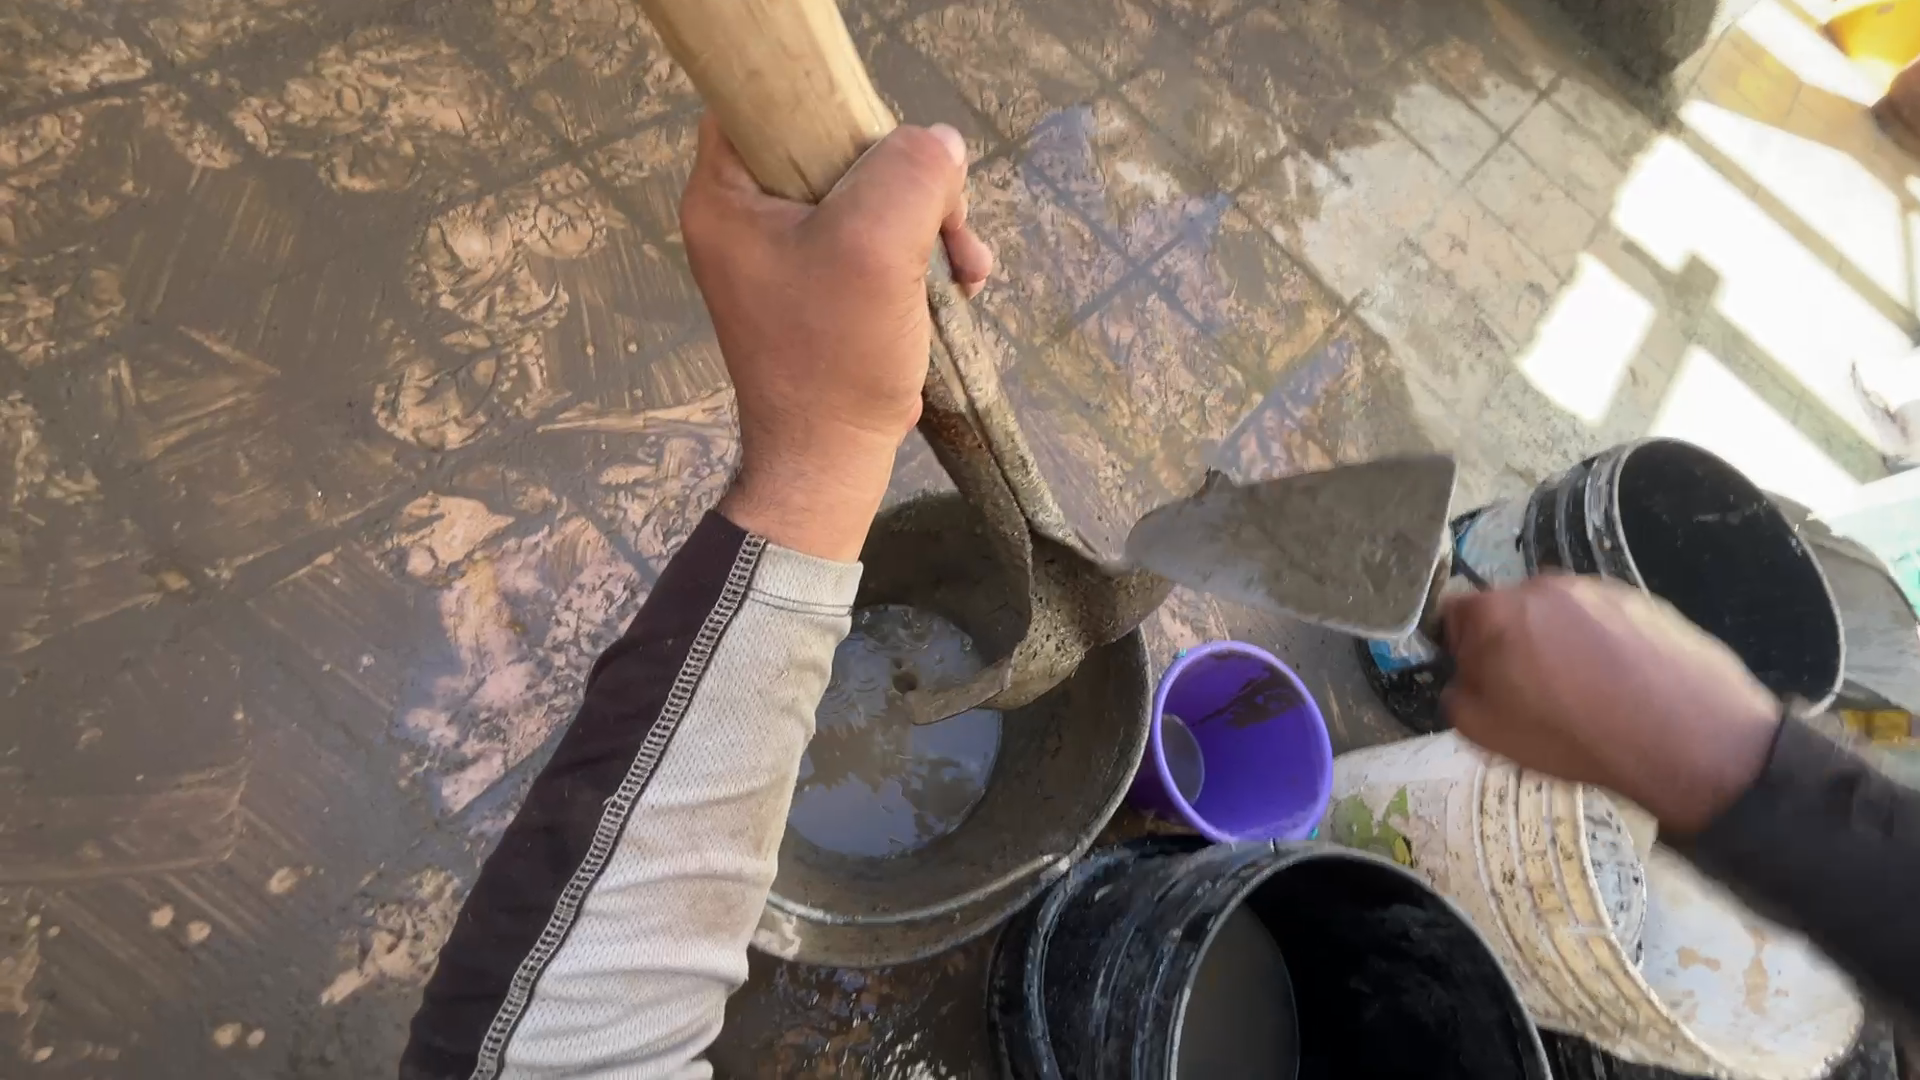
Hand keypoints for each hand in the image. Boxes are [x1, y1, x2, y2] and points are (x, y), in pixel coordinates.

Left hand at [681, 113, 992, 560]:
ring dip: (929, 226)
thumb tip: (941, 146)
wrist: (832, 458)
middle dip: (910, 185)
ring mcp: (788, 256)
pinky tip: (958, 284)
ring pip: (871, 199)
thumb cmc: (836, 360)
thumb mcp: (876, 250)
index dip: (845, 113)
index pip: (778, 102)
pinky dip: (921, 259)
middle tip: (951, 227)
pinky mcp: (822, 289)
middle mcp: (750, 218)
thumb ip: (911, 173)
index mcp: (728, 195)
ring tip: (967, 270)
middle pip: (840, 152)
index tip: (896, 158)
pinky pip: (877, 243)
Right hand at [1441, 575, 1781, 834]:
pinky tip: (1621, 680)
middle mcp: (1539, 586)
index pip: (1451, 615)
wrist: (1696, 747)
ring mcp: (1596, 590)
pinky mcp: (1645, 601)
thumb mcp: (1481, 729)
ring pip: (1555, 611)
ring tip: (1584, 684)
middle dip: (1509, 639)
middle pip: (1505, 608)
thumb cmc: (1573, 737)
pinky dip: (1601, 641)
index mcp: (1491, 611)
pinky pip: (1602, 617)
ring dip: (1555, 638)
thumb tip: (1464, 676)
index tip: (1481, 676)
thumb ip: (1453, 690)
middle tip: (1531, 684)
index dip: (1459, 647)